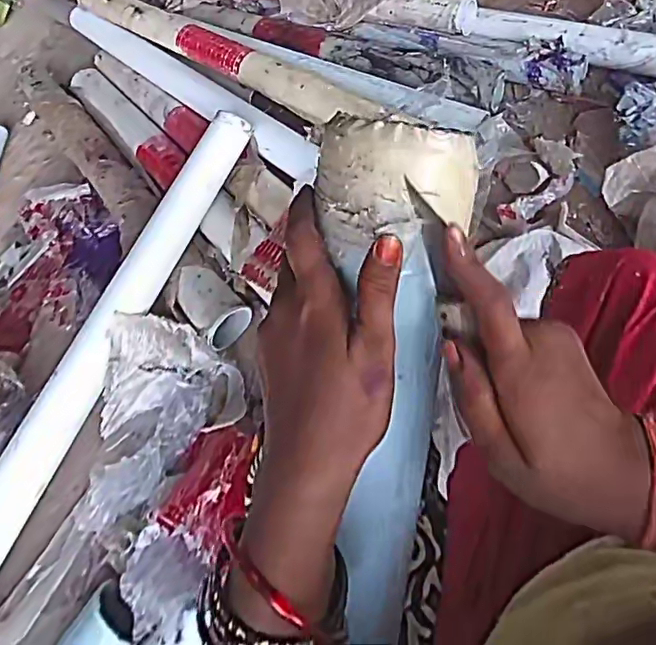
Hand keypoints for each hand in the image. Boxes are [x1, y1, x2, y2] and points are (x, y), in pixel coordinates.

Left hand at [256, 188, 401, 492]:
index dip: (303, 208)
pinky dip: (301, 293)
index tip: (312, 189)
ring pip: (286, 282)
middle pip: (289, 255)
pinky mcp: (270, 350)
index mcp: (312, 303)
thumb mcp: (375, 351)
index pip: (299, 238)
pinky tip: (324, 312)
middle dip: (306, 233)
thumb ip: (377, 293)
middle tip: (334, 221)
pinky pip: (284, 306)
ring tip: (335, 264)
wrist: (305, 466)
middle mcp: (284, 310)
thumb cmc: (347, 413)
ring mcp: (273, 331)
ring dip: (304, 264)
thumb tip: (385, 242)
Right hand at [441, 225, 650, 540]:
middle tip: (469, 382)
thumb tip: (450, 345)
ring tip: (502, 401)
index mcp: (523, 368)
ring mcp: (558, 334)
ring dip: (489, 349)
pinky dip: (507, 352)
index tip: (449, 233)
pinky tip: (517, 391)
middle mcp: (543, 337)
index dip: (467, 266)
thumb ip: (471, 396)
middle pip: (489, 315)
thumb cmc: (557, 473)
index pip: (491, 304)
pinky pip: (518, 333)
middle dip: (467, 332)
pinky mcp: (564, 336)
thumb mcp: (500, 455)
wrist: (627, 473)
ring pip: (502, 326)